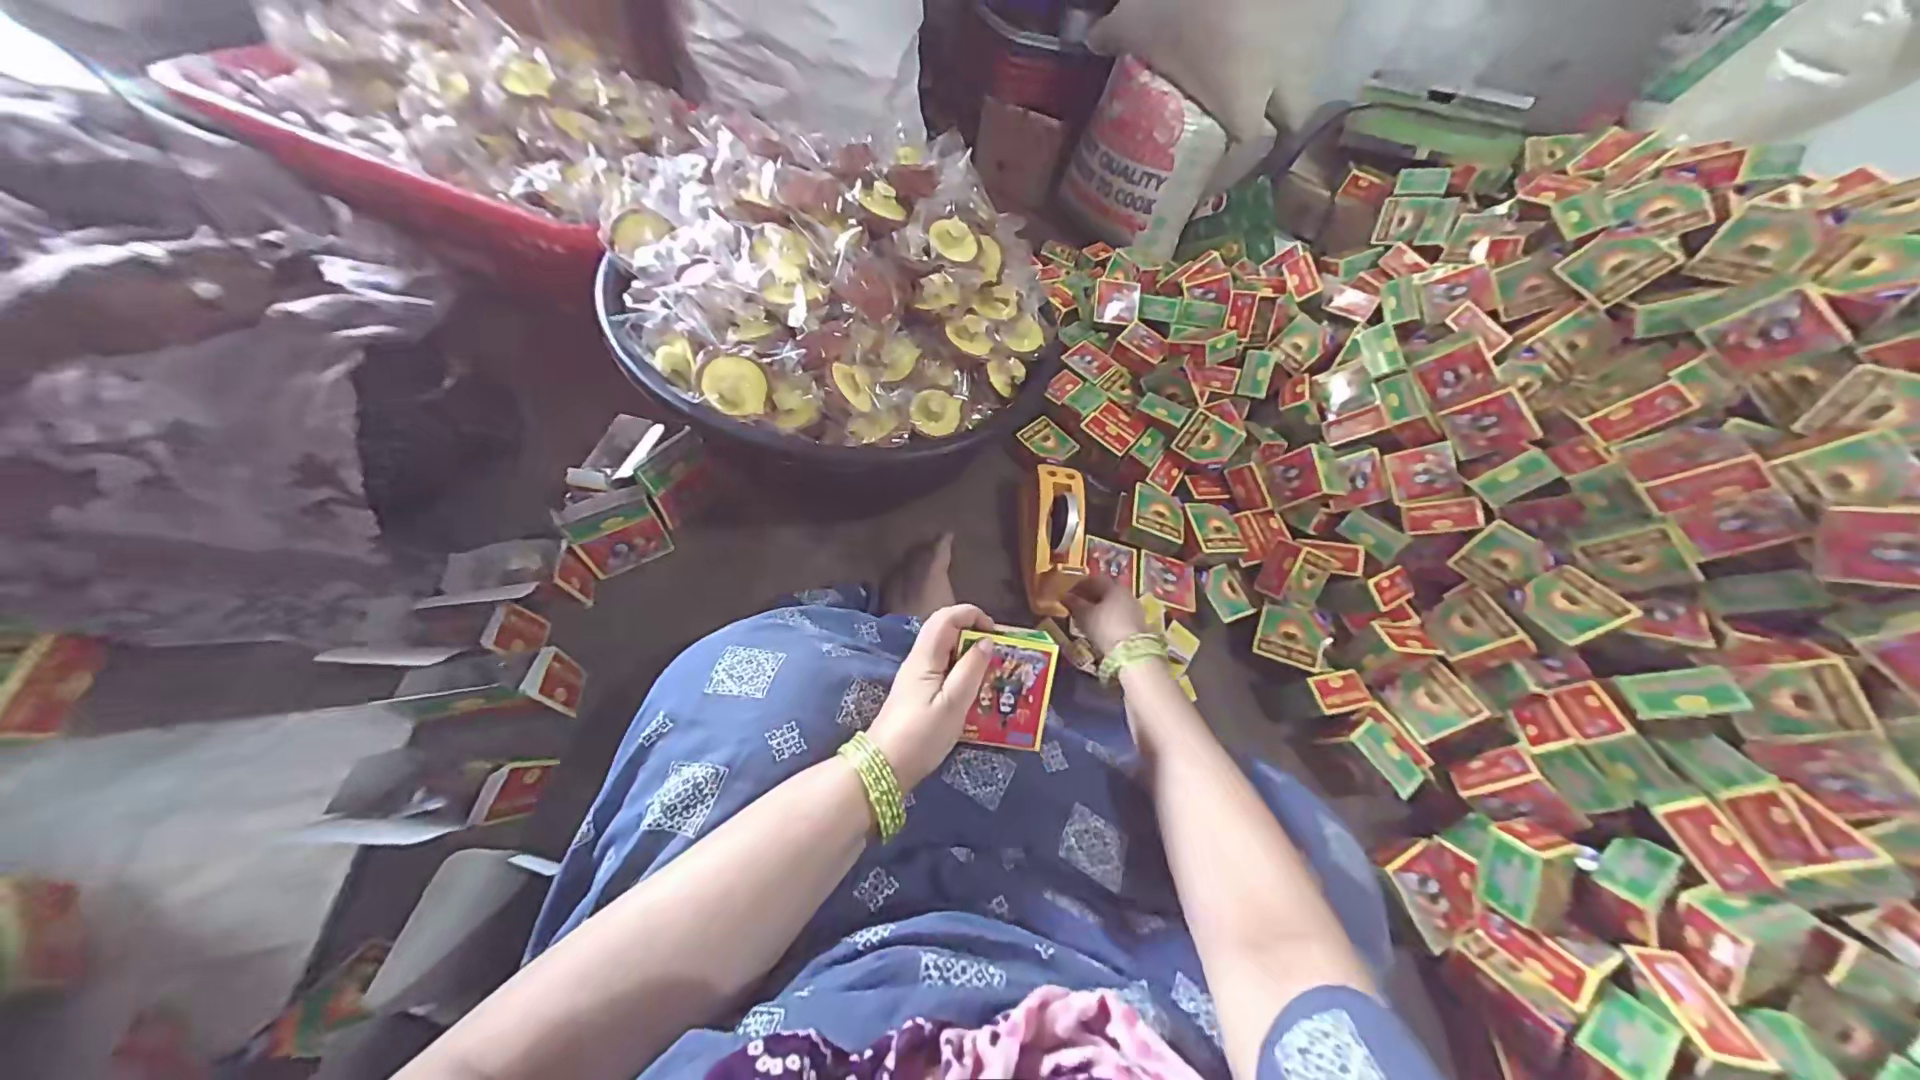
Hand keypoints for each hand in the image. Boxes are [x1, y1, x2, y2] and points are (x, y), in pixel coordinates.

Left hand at [865, 604, 994, 788]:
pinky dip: (961, 671)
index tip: (996, 633)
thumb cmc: (921, 735)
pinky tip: (974, 691)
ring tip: (992, 672)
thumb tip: (986, 641)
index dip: (972, 615)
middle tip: (998, 653)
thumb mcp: (954, 704)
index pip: (946, 617)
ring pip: (945, 651)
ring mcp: (916, 676)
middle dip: (974, 634)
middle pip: (945, 630)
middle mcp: (918, 660)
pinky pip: (942, 669)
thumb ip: (971, 670)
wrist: (885, 766)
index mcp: (925, 657)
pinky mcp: (917, 692)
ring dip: (969, 654)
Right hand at [1064, 576, 1151, 656]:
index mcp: (1113, 587)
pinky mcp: (1138, 622)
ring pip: (1113, 603)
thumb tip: (1066, 595)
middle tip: (1077, 605)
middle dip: (1090, 597)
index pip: (1093, 580)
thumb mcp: (1084, 615)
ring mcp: (1134, 608)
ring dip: (1100, 607)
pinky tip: (1101, 626)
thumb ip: (1074, 603)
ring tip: (1087, 617)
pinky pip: (1119, 614)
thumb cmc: (1104, 627)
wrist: (1131, 652)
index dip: (1079, 586)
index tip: (1068, 595)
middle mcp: (1126, 593)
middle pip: (1105, 591)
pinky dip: (1108, 616)